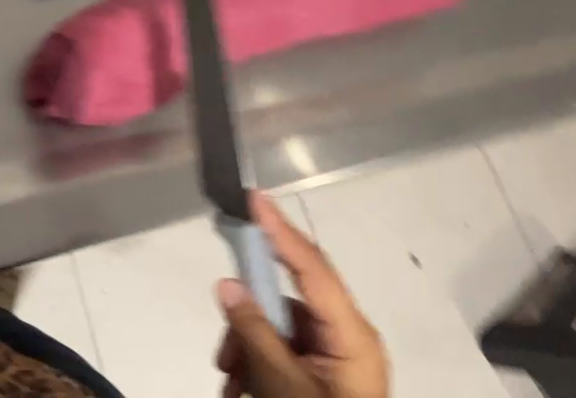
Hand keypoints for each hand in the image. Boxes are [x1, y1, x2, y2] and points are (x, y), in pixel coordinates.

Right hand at [213, 195, 387, 397]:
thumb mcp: (282, 387)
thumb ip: (254, 331)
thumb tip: (228, 283)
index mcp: (351, 335)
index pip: (311, 266)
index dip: (280, 230)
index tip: (253, 197)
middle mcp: (348, 337)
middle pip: (288, 300)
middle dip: (249, 318)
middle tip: (223, 349)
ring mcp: (336, 357)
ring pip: (279, 328)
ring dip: (246, 349)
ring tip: (230, 385)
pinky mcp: (324, 375)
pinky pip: (282, 351)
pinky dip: (257, 365)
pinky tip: (239, 389)